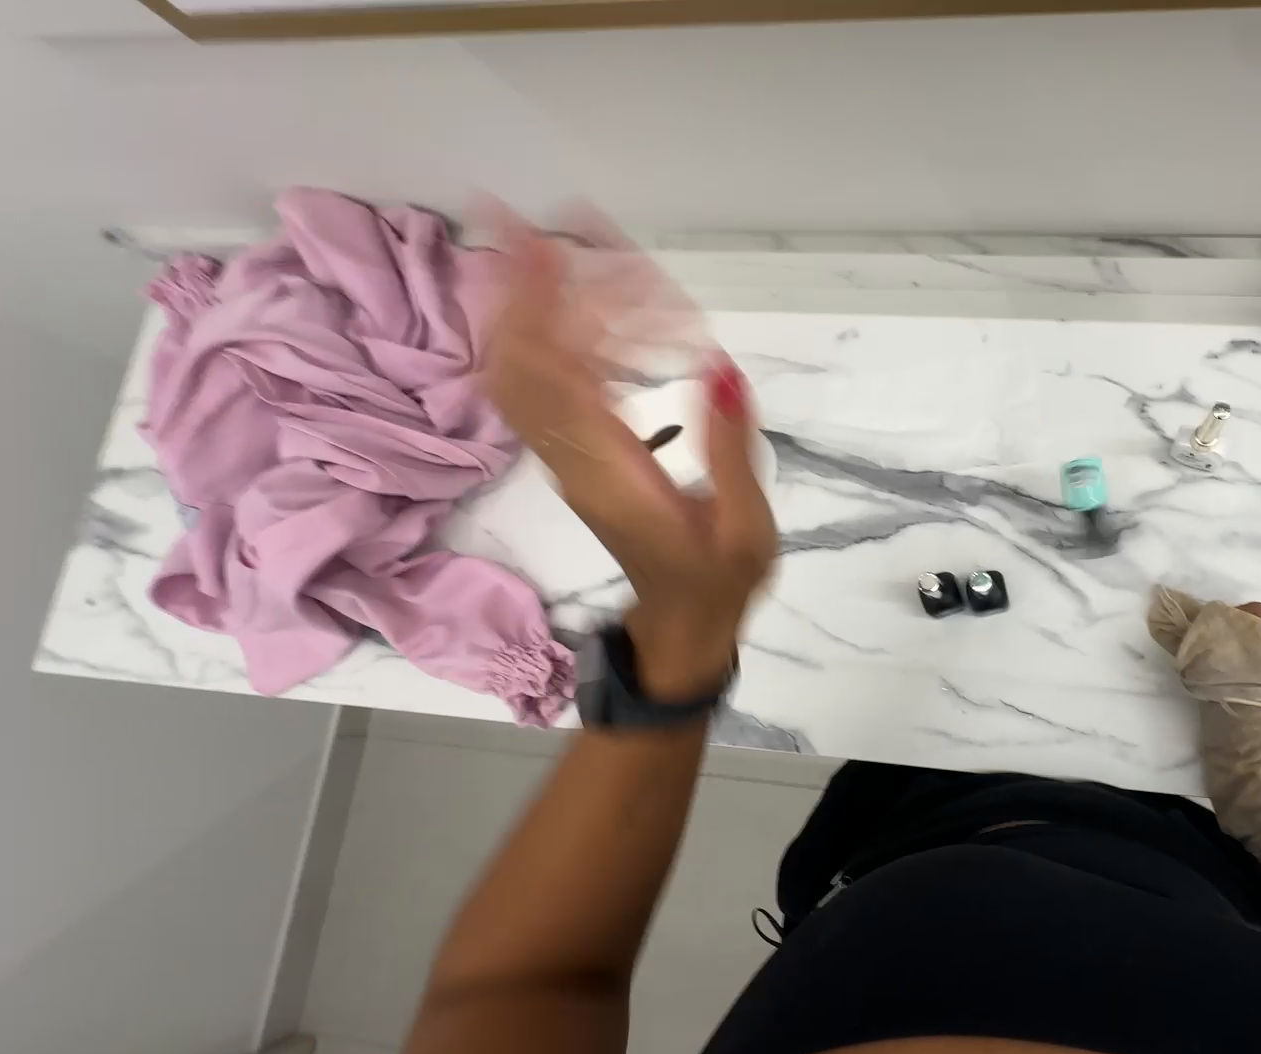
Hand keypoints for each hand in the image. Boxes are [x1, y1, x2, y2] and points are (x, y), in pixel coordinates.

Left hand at [481, 208, 776, 700]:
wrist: (682, 624)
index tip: (553, 243)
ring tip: (545, 250)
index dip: (545, 304)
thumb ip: (730, 449)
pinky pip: (538, 393)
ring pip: (517, 374)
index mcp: (614, 472)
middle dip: (518, 289)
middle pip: (518, 363)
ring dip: (523, 308)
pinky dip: (541, 340)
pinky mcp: (575, 461)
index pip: (559, 375)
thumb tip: (720, 369)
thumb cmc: (720, 578)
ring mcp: (568, 461)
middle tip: (531, 222)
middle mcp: (574, 460)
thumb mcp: (743, 525)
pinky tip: (567, 308)